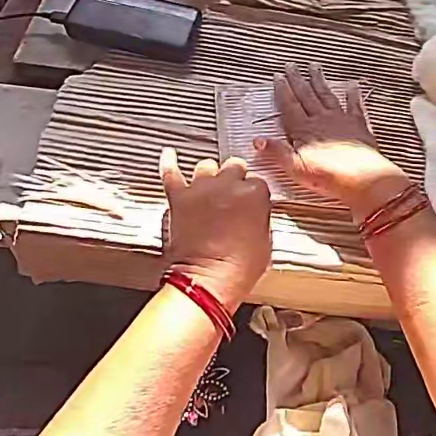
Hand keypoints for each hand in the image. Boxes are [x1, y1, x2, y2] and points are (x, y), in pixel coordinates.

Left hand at [160, 148, 273, 308]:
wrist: (206, 281)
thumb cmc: (239, 268)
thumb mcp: (266, 241)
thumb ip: (260, 216)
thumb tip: (253, 212)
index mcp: (254, 193)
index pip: (257, 181)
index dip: (252, 193)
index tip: (249, 203)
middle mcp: (228, 184)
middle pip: (233, 166)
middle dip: (233, 178)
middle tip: (230, 195)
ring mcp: (202, 188)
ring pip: (206, 166)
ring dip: (209, 175)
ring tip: (208, 187)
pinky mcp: (179, 198)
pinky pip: (171, 172)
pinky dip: (169, 162)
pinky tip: (169, 154)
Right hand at [257, 64, 408, 214]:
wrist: (361, 178)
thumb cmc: (328, 176)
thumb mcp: (295, 168)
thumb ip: (276, 152)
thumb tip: (258, 141)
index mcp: (304, 129)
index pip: (290, 105)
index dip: (283, 90)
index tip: (278, 77)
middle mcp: (321, 119)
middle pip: (306, 95)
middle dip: (297, 79)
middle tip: (292, 65)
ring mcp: (341, 120)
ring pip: (326, 95)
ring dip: (319, 81)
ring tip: (314, 67)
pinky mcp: (358, 125)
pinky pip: (354, 106)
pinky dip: (353, 95)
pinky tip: (352, 86)